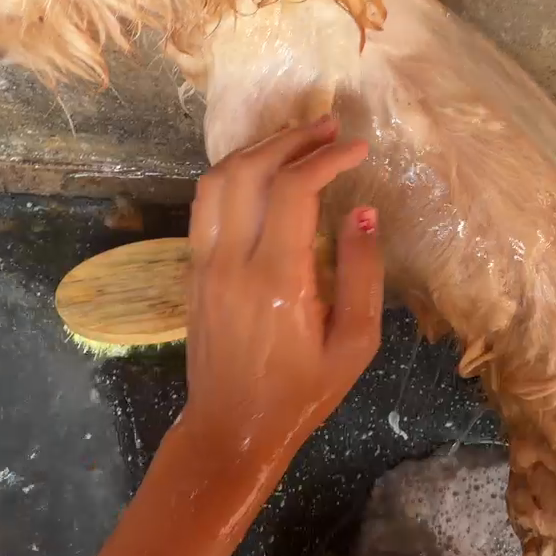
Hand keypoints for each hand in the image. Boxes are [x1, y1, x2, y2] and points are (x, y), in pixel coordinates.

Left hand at [178, 114, 384, 472]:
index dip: (328, 158)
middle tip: (329, 127)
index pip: (295, 190)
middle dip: (292, 138)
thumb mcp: (355, 343)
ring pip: (218, 179)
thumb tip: (362, 212)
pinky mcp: (192, 269)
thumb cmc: (303, 392)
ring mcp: (203, 263)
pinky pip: (206, 203)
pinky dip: (235, 172)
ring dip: (258, 149)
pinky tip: (263, 170)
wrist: (231, 429)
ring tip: (296, 138)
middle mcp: (232, 261)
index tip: (358, 149)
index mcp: (277, 279)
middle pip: (250, 170)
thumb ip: (362, 273)